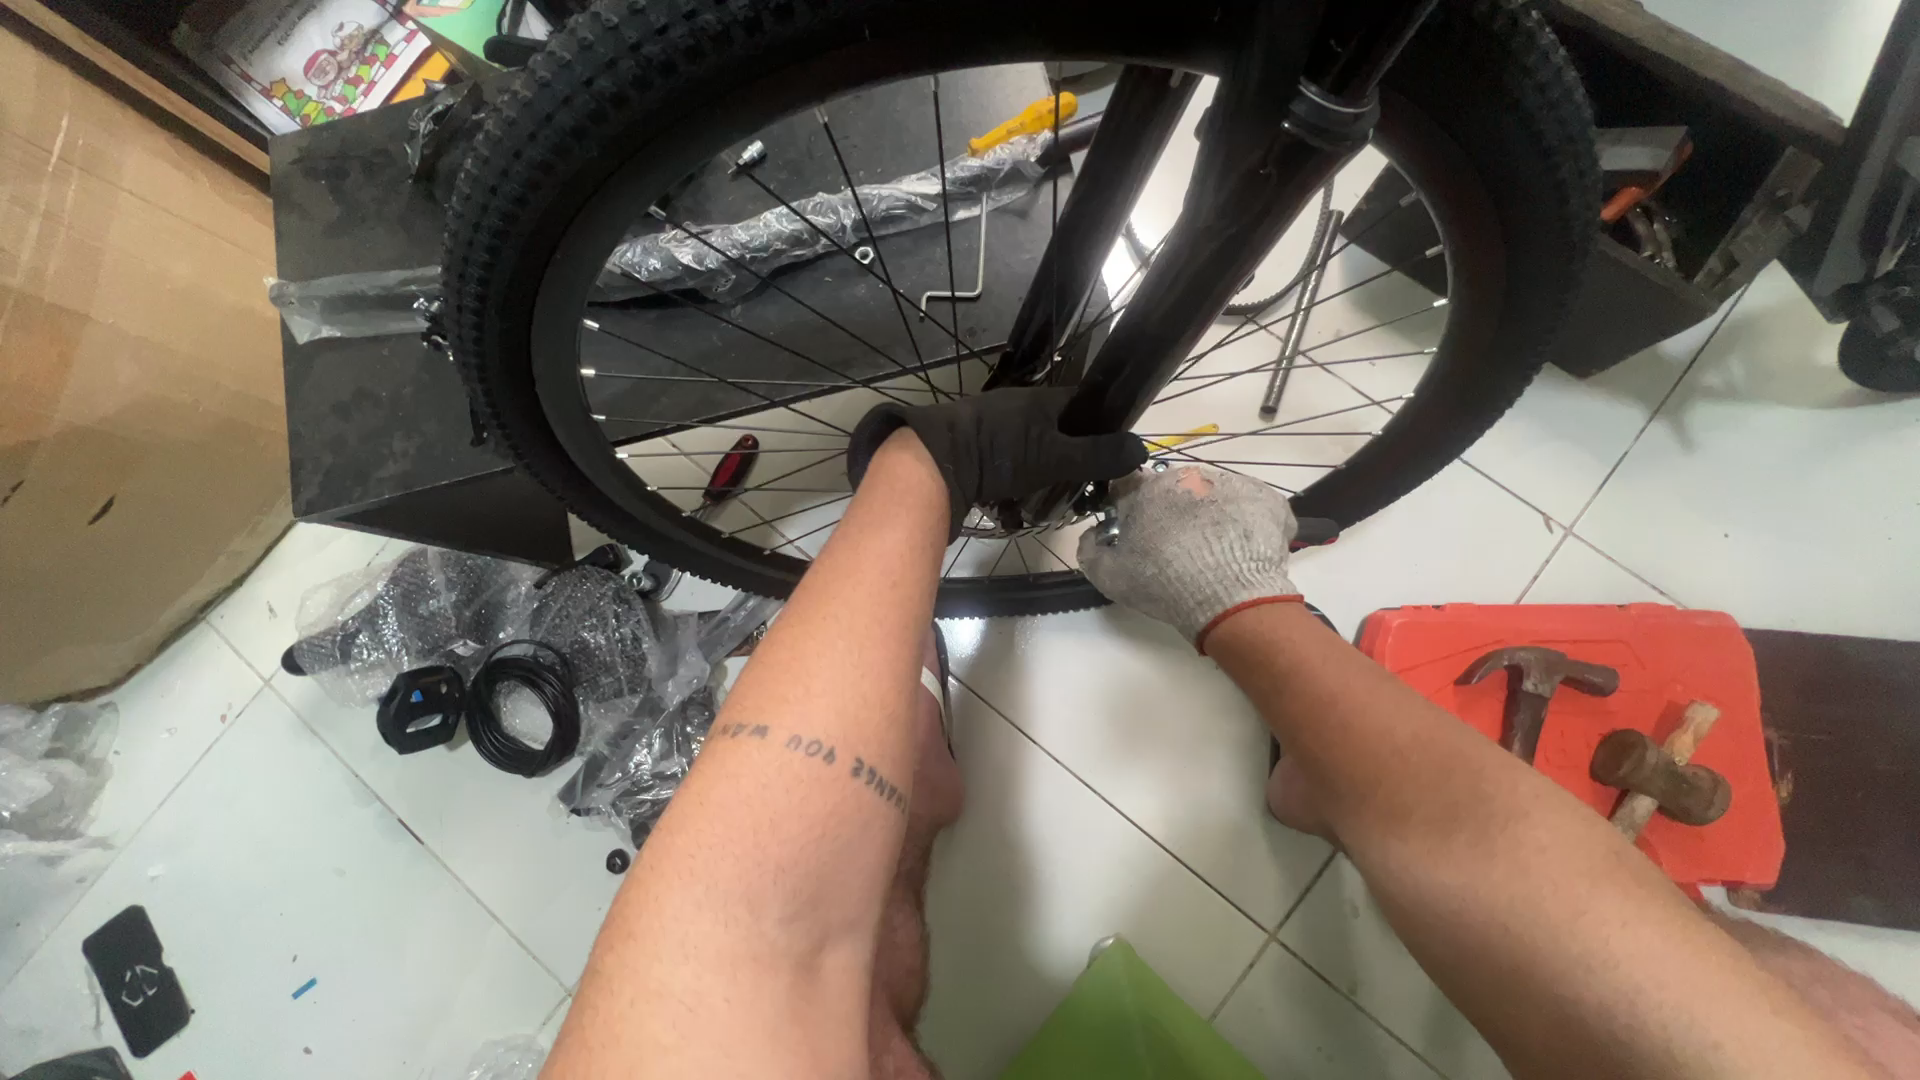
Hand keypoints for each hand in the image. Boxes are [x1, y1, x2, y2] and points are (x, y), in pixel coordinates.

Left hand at [847, 388, 1145, 540]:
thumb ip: (1096, 455)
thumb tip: (1141, 449)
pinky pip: (1002, 465)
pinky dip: (1012, 483)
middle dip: (1068, 457)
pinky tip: (1012, 506)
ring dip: (1039, 474)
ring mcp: (990, 426)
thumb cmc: (1000, 452)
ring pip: (1029, 450)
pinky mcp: (971, 448)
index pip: (1084, 402)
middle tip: (1079, 486)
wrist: (933, 462)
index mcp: (1041, 400)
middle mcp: (1016, 406)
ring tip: (1047, 501)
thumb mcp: (1055, 457)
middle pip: (1055, 429)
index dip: (1102, 423)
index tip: (1112, 452)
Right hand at [1077, 464, 1301, 651]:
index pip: (1129, 486)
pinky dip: (1246, 523)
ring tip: (1215, 553)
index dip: (1128, 507)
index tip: (1135, 529)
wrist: (1231, 601)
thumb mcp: (1110, 577)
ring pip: (1214, 495)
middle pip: (1174, 490)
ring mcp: (1233, 484)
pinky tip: (1243, 550)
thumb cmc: (1164, 585)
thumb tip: (1092, 536)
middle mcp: (1190, 475)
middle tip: (1177, 548)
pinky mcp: (1268, 499)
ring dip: (1209, 515)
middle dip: (1172, 512)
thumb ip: (1089, 551)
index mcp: (1149, 488)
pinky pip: (1251, 506)